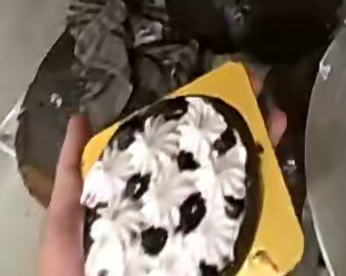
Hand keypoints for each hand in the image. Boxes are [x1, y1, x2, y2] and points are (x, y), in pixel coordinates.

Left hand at [39, 77, 287, 275]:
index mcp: (150, 197)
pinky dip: (272, 214)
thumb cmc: (75, 275)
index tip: (227, 88)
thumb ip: (72, 174)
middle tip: (264, 100)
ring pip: (243, 195)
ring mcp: (204, 242)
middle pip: (219, 165)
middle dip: (245, 129)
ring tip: (277, 125)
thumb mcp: (65, 223)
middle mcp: (182, 214)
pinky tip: (280, 181)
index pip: (182, 149)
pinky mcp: (224, 264)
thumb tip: (78, 118)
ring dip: (263, 158)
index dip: (206, 118)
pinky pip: (253, 241)